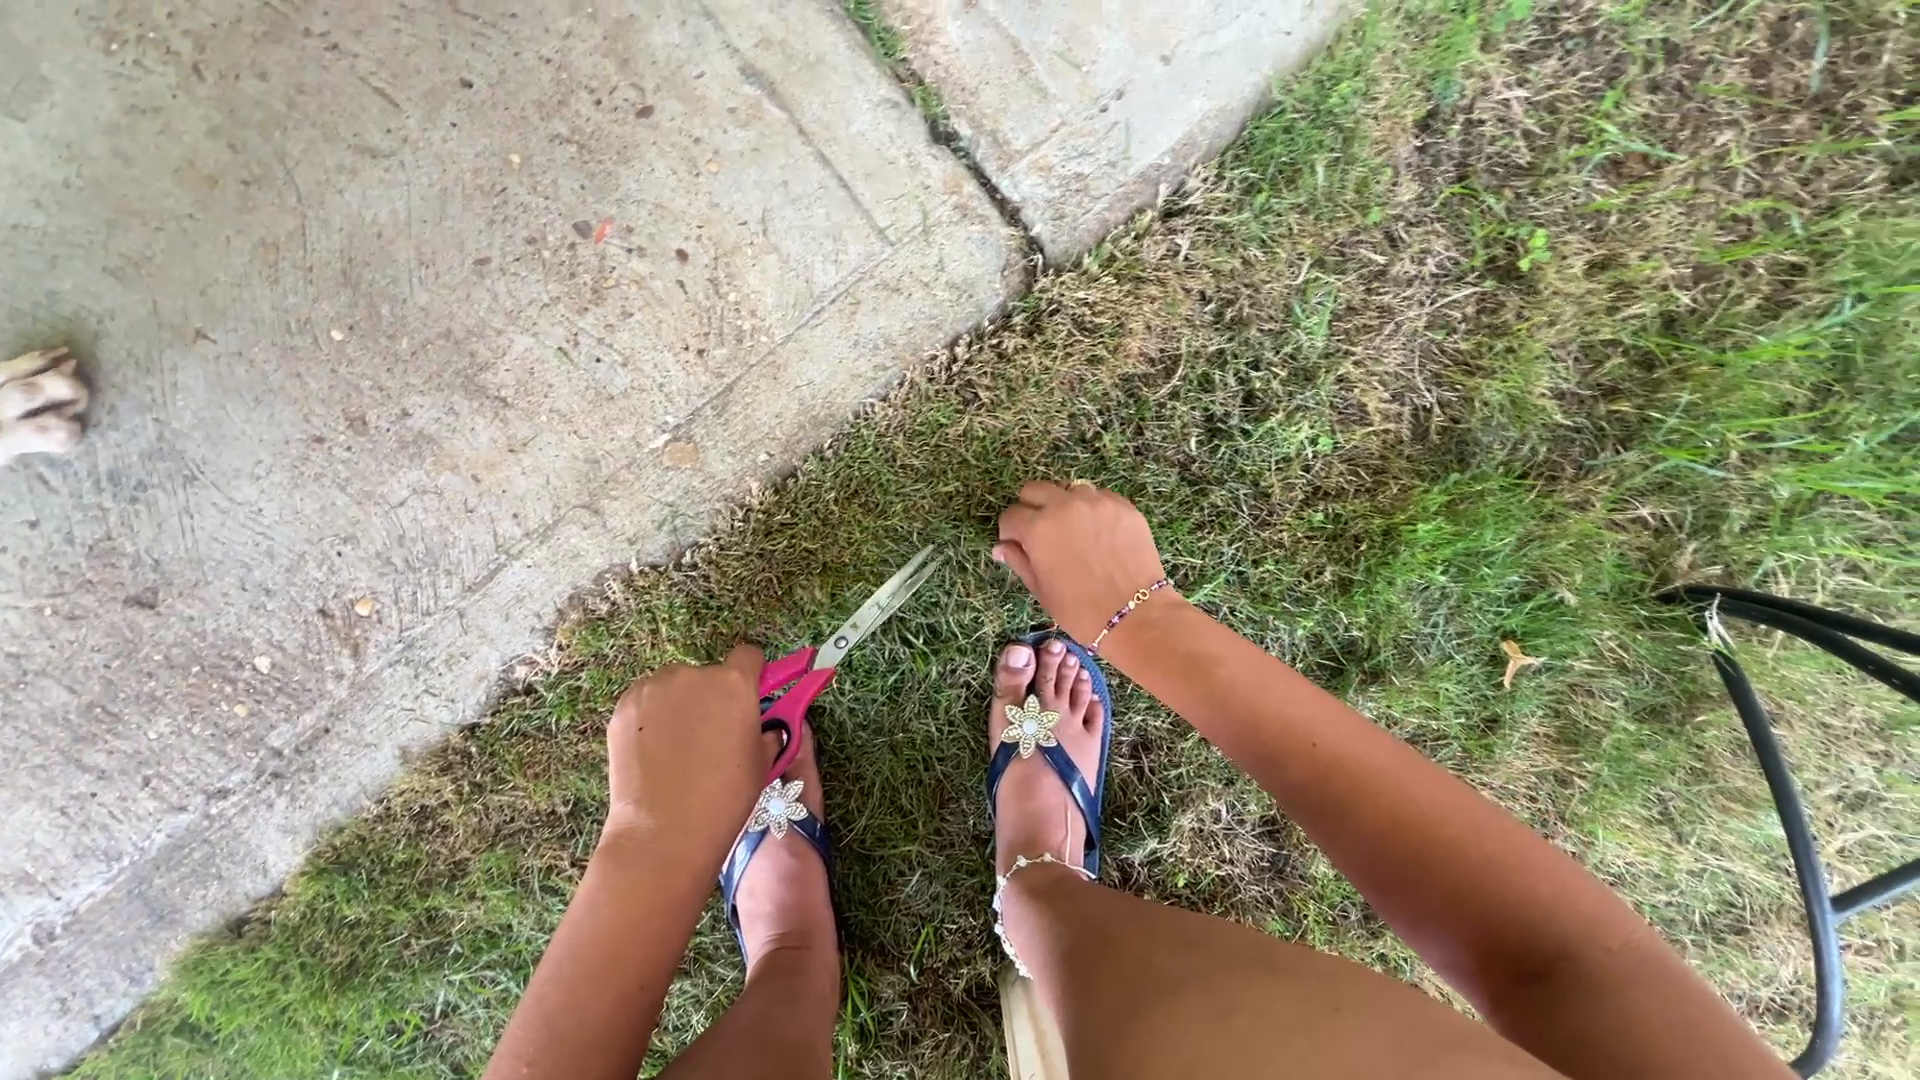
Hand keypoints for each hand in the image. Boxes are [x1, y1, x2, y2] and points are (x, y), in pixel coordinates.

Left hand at [602, 645, 767, 866]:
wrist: (664, 830)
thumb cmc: (724, 798)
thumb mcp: (762, 762)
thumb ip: (764, 731)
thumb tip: (761, 727)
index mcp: (735, 684)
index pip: (748, 656)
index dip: (751, 674)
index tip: (746, 695)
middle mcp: (694, 675)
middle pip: (707, 675)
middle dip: (710, 697)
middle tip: (708, 735)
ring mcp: (654, 688)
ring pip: (673, 687)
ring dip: (678, 704)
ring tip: (674, 747)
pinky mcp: (624, 707)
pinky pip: (645, 702)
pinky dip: (650, 718)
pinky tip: (652, 752)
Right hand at [995, 480, 1170, 641]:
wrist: (1135, 615)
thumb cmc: (1080, 610)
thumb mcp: (1041, 589)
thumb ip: (1019, 561)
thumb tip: (1001, 547)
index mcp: (1038, 528)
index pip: (1011, 515)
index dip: (1010, 532)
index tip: (1016, 544)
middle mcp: (1064, 506)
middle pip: (1035, 490)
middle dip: (1030, 508)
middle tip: (1039, 532)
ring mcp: (1096, 502)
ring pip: (1068, 489)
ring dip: (1062, 505)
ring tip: (1072, 531)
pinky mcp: (1123, 505)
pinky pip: (1098, 497)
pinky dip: (1091, 509)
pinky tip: (1097, 532)